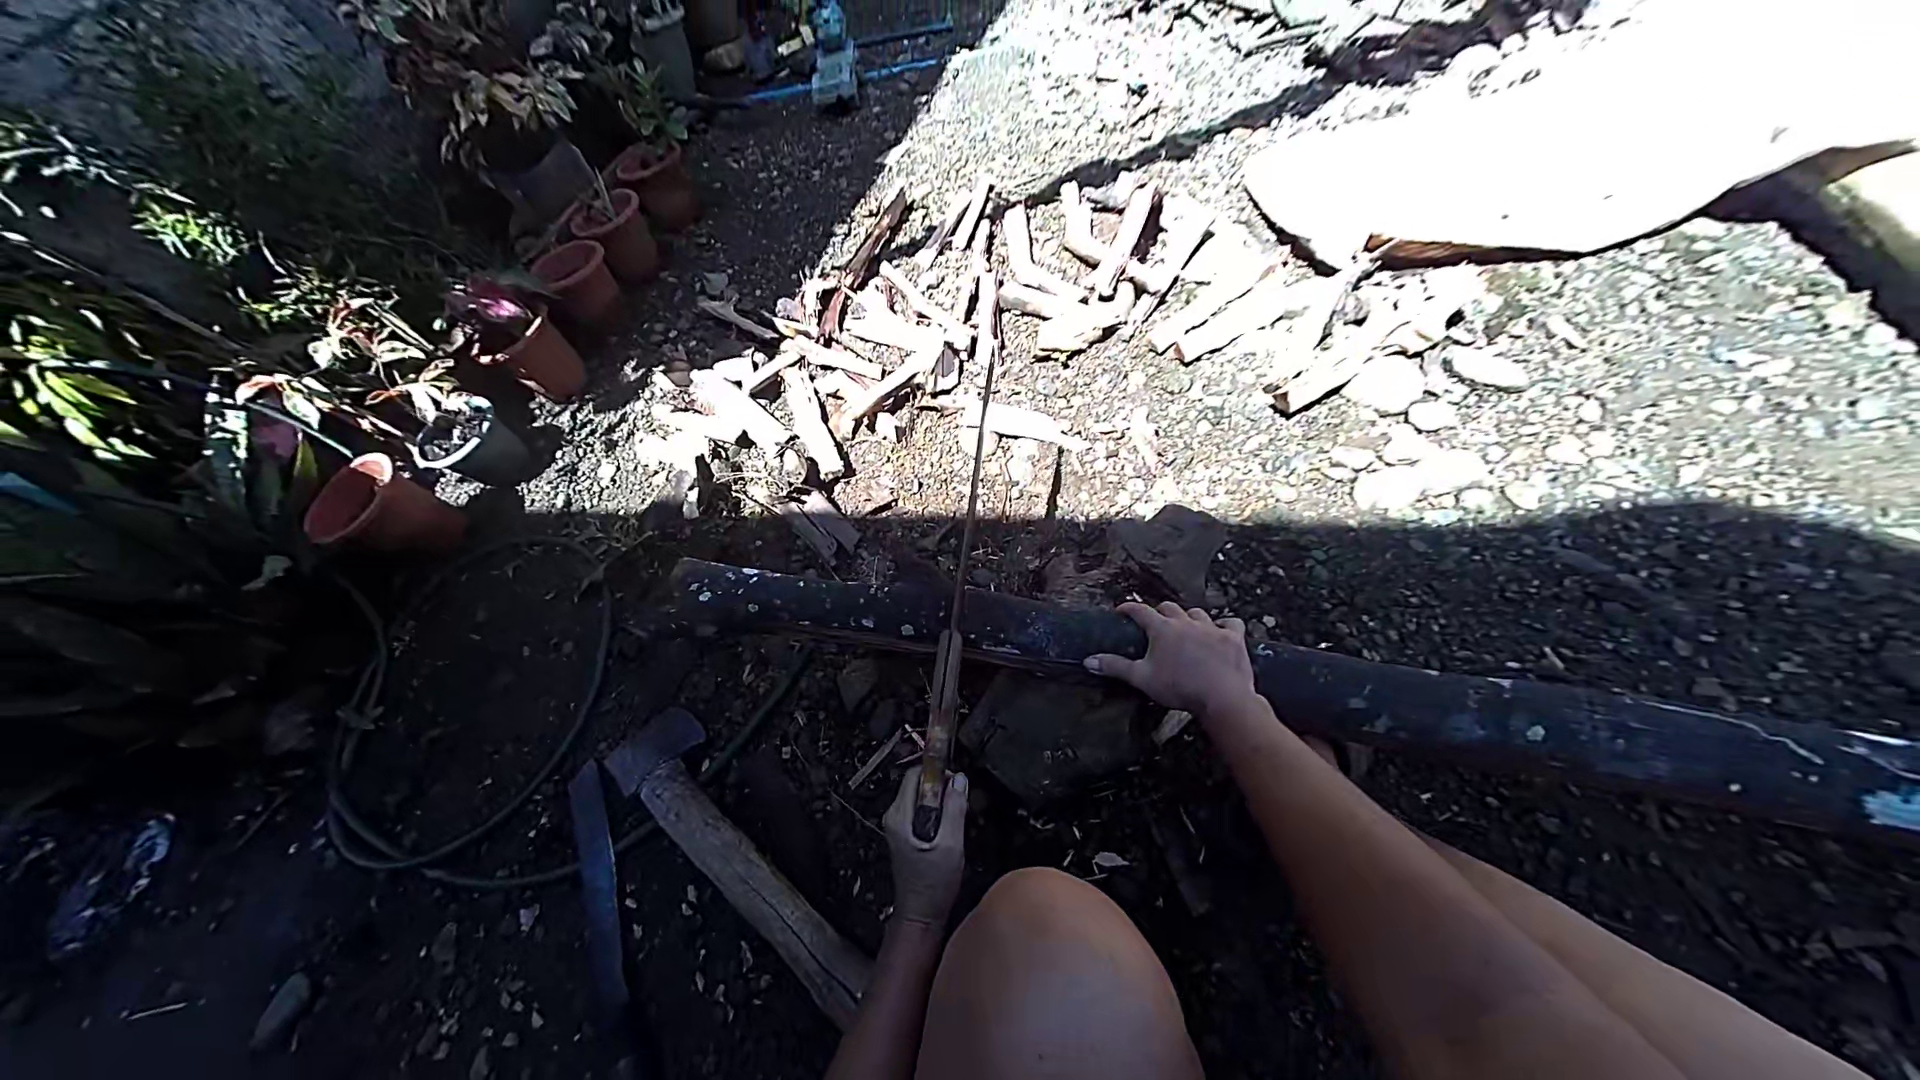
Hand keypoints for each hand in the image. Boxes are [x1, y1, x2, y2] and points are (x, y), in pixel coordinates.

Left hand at [882, 769, 967, 927]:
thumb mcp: (950, 844)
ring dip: (942, 801)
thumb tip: (959, 778)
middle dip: (942, 787)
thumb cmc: (934, 883)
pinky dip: (937, 812)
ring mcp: (898, 825)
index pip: (915, 774)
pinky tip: (950, 829)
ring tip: (957, 818)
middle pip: (918, 783)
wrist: (921, 915)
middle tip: (961, 802)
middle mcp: (894, 816)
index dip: (937, 772)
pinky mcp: (905, 833)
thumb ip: (954, 809)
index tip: (956, 782)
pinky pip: (922, 810)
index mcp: (900, 815)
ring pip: (922, 796)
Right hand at [1084, 601, 1256, 717]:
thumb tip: (1089, 661)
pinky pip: (1230, 623)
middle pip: (1169, 608)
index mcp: (1162, 629)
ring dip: (1189, 617)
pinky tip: (1221, 630)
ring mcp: (1212, 628)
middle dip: (1159, 612)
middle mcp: (1186, 622)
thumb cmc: (1179, 688)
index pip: (1140, 610)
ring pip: (1198, 613)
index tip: (1122, 610)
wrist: (1222, 698)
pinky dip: (1224, 625)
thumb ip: (1115, 667)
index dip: (1128, 608)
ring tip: (1185, 626)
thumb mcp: (1142, 678)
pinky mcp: (1233, 638)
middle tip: (1154, 622)